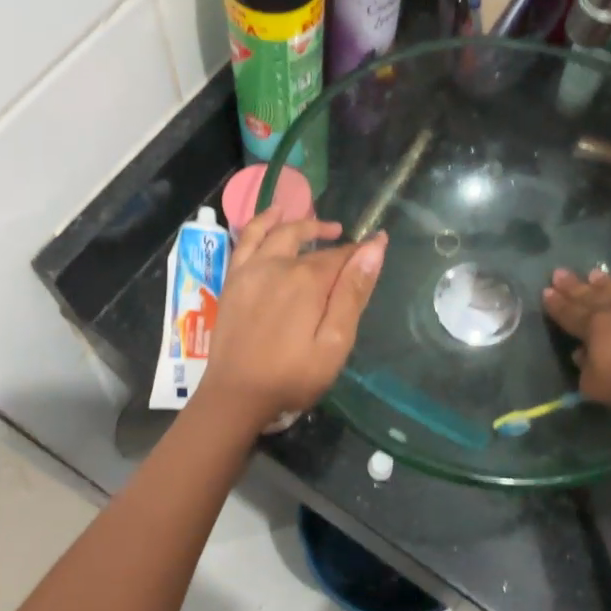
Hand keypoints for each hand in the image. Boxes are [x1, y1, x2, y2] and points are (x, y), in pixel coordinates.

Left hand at [202, 208, 388, 425]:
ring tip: (320, 227)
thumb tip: (374, 248)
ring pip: (280, 234)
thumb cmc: (292, 377)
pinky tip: (274, 216)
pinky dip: (262, 222)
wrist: (236, 394)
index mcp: (309, 281)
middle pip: (312, 247)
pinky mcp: (234, 280)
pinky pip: (248, 239)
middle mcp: (279, 265)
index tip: (377, 248)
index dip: (361, 254)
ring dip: (302, 225)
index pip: (341, 257)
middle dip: (334, 243)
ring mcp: (252, 270)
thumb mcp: (334, 343)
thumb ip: (353, 294)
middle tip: (350, 244)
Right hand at [542, 269, 610, 419]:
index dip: (556, 304)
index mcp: (594, 329)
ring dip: (607, 283)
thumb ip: (586, 369)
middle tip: (560, 272)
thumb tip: (582, 354)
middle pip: (591, 296)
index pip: (569, 314)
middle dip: (574, 286)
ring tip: (595, 273)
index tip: (545, 292)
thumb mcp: (596, 385)